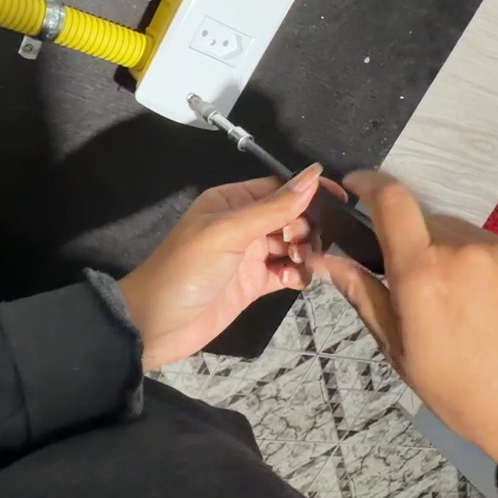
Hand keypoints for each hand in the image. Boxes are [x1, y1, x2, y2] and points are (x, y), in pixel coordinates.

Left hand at [118, 166, 327, 370]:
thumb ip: (273, 207)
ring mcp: (247, 256)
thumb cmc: (186, 270)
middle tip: (310, 244)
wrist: (155, 324)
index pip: (279, 188)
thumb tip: (314, 174)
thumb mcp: (228, 232)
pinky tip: (301, 280)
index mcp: (230, 202)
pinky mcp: (252, 285)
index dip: (309, 193)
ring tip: (307, 262)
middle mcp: (241, 225)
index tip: (342, 201)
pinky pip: (286, 273)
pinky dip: (298, 275)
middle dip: (308, 226)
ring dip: (306, 251)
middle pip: (290, 216)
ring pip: (291, 245)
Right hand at [310, 171, 497, 497]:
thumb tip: (323, 261)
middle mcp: (465, 249)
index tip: (354, 184)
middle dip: (409, 241)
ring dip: (447, 254)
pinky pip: (493, 250)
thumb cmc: (464, 394)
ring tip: (459, 305)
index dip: (367, 182)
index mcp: (422, 273)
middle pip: (424, 221)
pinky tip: (492, 308)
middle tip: (412, 285)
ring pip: (460, 235)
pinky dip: (480, 266)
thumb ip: (363, 295)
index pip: (390, 201)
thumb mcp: (400, 351)